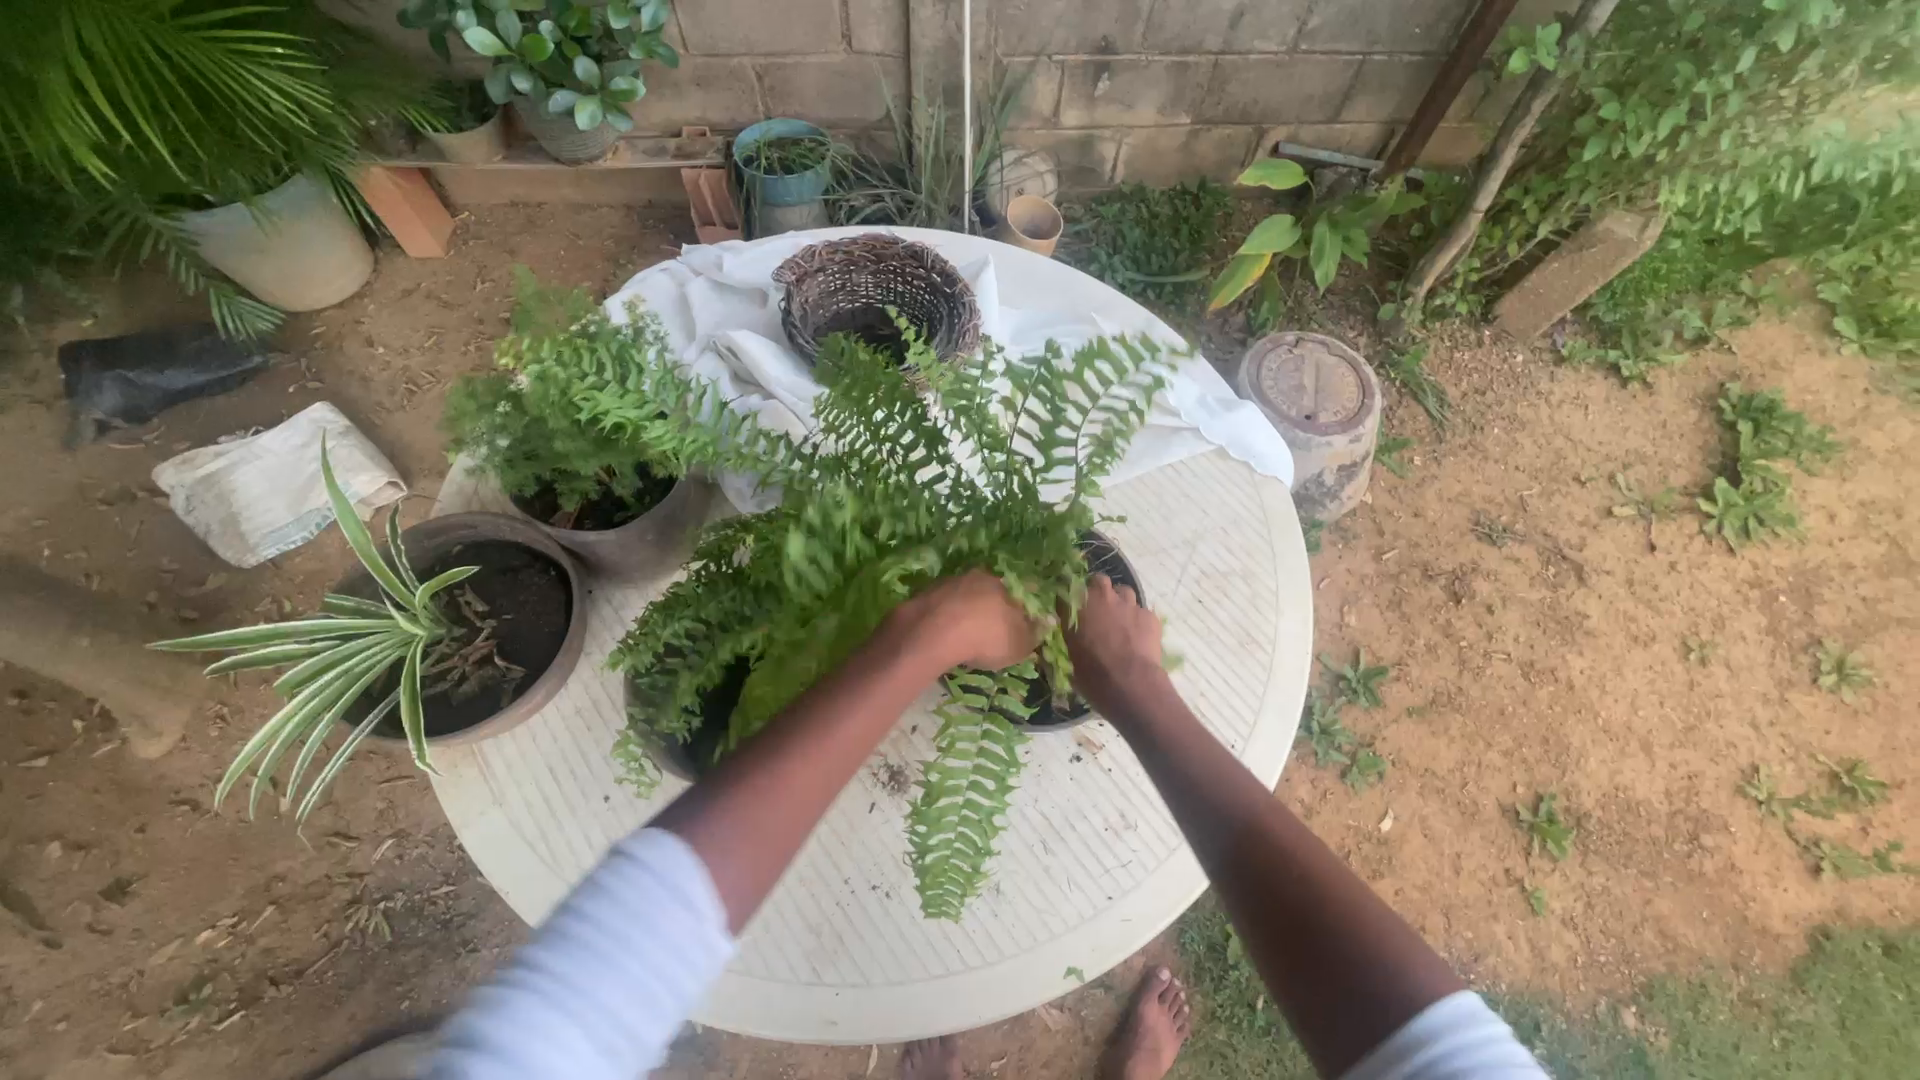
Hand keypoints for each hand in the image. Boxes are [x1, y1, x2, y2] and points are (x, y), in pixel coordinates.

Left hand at [893, 570, 1039, 670]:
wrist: (933, 632)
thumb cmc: (986, 639)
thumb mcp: (1019, 644)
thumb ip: (1034, 632)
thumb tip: (1047, 620)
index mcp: (1007, 585)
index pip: (1024, 590)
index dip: (1025, 605)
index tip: (1023, 619)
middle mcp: (981, 577)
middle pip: (993, 589)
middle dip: (994, 605)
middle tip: (992, 627)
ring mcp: (952, 581)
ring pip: (967, 593)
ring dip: (968, 608)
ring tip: (966, 632)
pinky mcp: (928, 591)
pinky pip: (945, 603)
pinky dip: (947, 615)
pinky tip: (945, 632)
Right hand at [1064, 573, 1168, 717]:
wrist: (1130, 684)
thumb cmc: (1093, 676)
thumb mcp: (1071, 658)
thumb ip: (1070, 639)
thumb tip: (1068, 638)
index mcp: (1076, 608)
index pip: (1067, 590)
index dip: (1070, 597)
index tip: (1070, 606)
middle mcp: (1101, 598)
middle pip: (1098, 580)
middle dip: (1098, 590)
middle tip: (1098, 608)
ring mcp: (1128, 604)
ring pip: (1123, 591)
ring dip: (1120, 601)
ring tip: (1120, 619)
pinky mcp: (1148, 615)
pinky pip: (1141, 611)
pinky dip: (1138, 620)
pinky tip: (1138, 635)